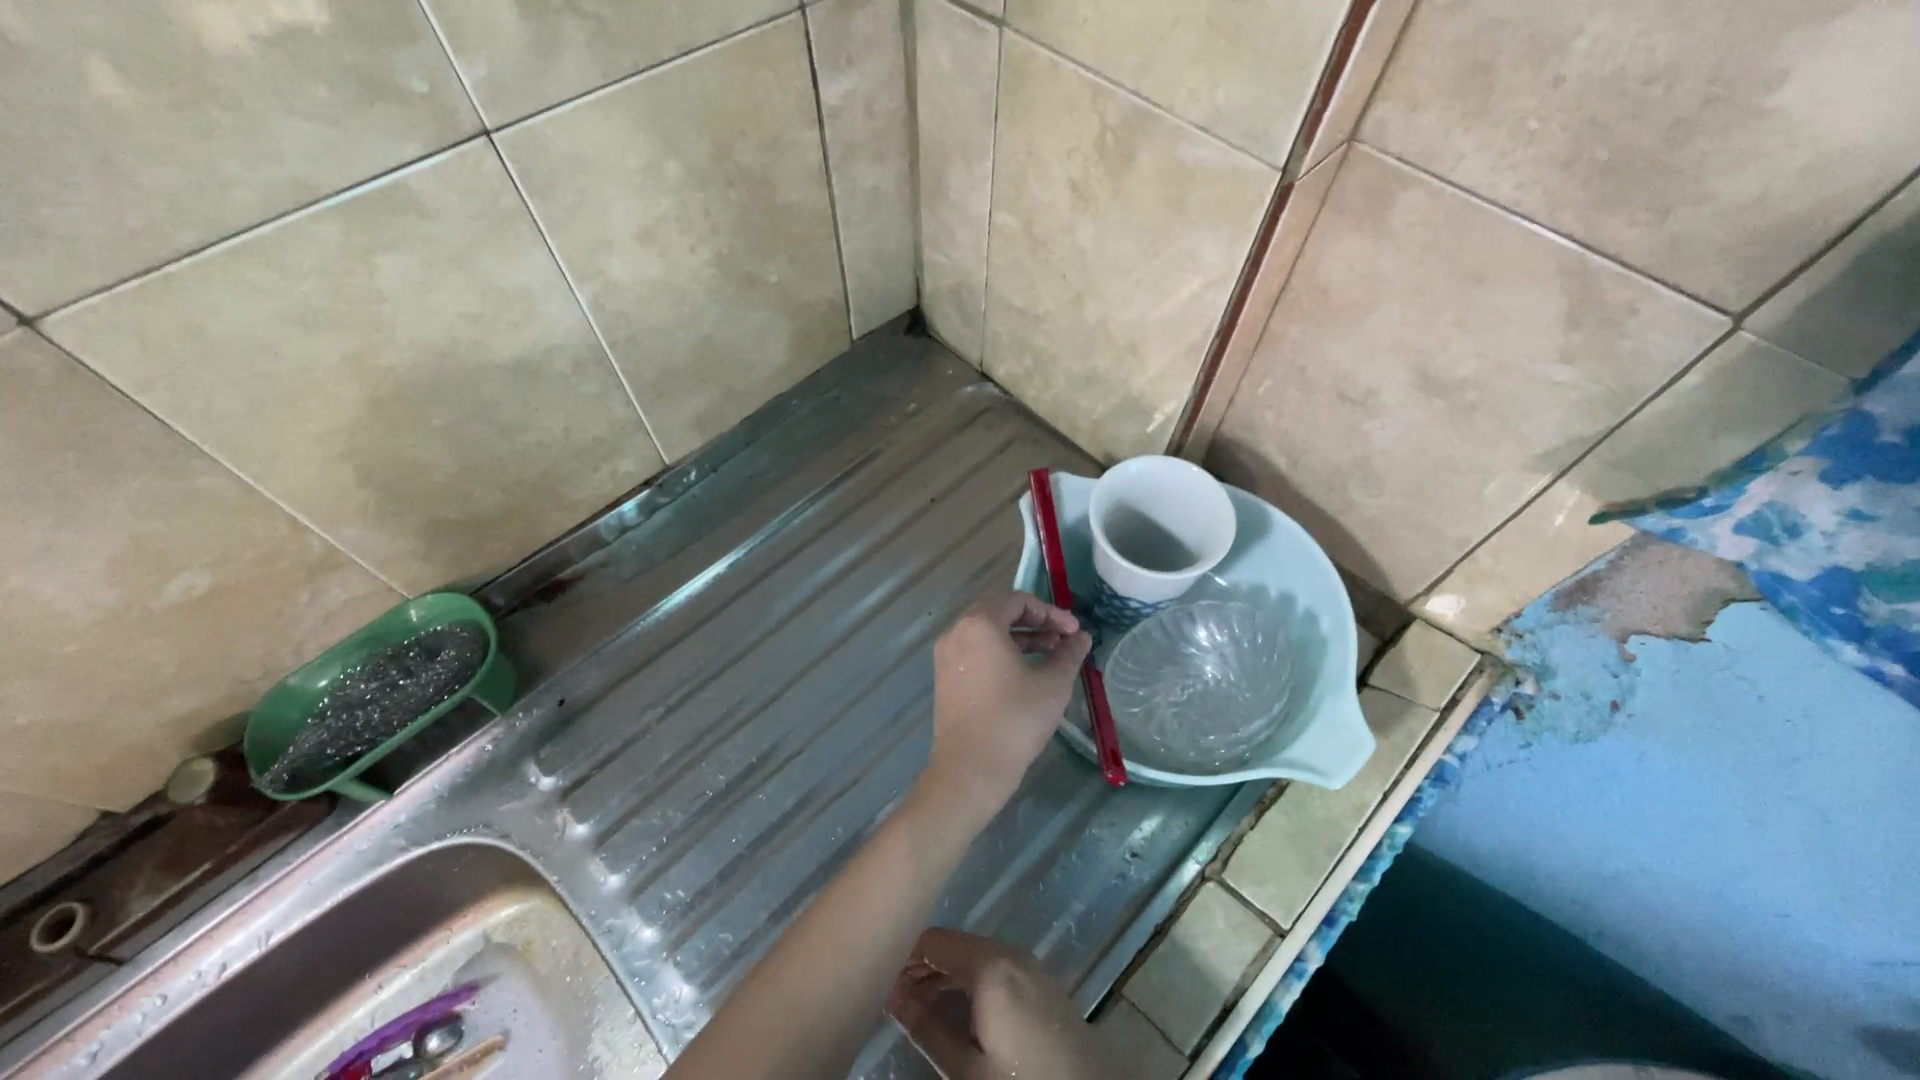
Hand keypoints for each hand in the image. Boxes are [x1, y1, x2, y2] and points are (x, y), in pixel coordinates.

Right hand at [887, 928, 1104, 1079]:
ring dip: (941, 977)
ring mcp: (1028, 965)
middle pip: (951, 945)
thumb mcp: (965, 1067)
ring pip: (970, 957)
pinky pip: (992, 969)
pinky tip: (951, 1011)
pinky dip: (966, 983)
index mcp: (989, 964)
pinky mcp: (1039, 982)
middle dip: (918, 968)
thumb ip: (924, 1027)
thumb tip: (889, 995)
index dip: (900, 955)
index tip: (875, 975)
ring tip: (912, 1008)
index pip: (930, 939)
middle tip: (888, 997)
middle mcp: (1008, 951)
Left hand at [920, 591, 1091, 826]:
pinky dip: (1000, 654)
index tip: (1073, 632)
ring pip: (986, 634)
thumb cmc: (1015, 720)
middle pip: (998, 613)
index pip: (1017, 600)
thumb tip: (1081, 638)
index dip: (1050, 612)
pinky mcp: (945, 679)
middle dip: (1035, 622)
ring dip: (1019, 638)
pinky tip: (1025, 673)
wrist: (970, 769)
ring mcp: (946, 657)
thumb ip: (1069, 653)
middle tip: (1063, 639)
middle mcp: (956, 633)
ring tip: (1050, 655)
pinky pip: (975, 653)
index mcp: (979, 624)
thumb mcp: (1053, 684)